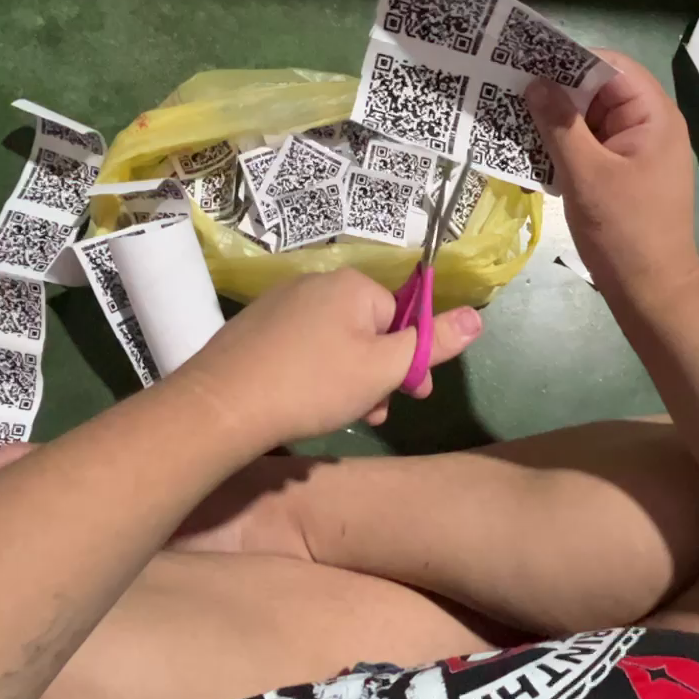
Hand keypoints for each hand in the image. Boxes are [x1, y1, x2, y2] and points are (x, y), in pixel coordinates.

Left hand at [169, 268, 481, 446]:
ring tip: (342, 416)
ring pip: (337, 341)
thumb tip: (478, 315)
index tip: (410, 398)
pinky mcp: (255, 326)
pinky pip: (303, 345)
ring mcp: (280, 303)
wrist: (221, 407)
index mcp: (353, 285)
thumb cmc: (313, 386)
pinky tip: (306, 403)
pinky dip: (315, 372)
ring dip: (350, 378)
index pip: (402, 319)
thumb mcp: (384, 369)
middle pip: (370, 329)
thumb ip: (433, 344)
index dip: (411, 361)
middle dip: (379, 373)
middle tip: (375, 415)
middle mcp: (316, 283)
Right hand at [525, 50, 698, 304]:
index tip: (525, 66)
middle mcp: (649, 127)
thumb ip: (560, 125)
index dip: (568, 61)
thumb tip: (535, 83)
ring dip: (555, 126)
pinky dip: (564, 152)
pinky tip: (532, 161)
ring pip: (590, 123)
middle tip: (508, 95)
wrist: (652, 292)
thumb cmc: (624, 232)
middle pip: (598, 93)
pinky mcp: (623, 178)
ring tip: (512, 127)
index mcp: (653, 116)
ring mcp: (636, 154)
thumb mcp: (587, 175)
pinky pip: (590, 151)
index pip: (610, 66)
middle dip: (555, 95)